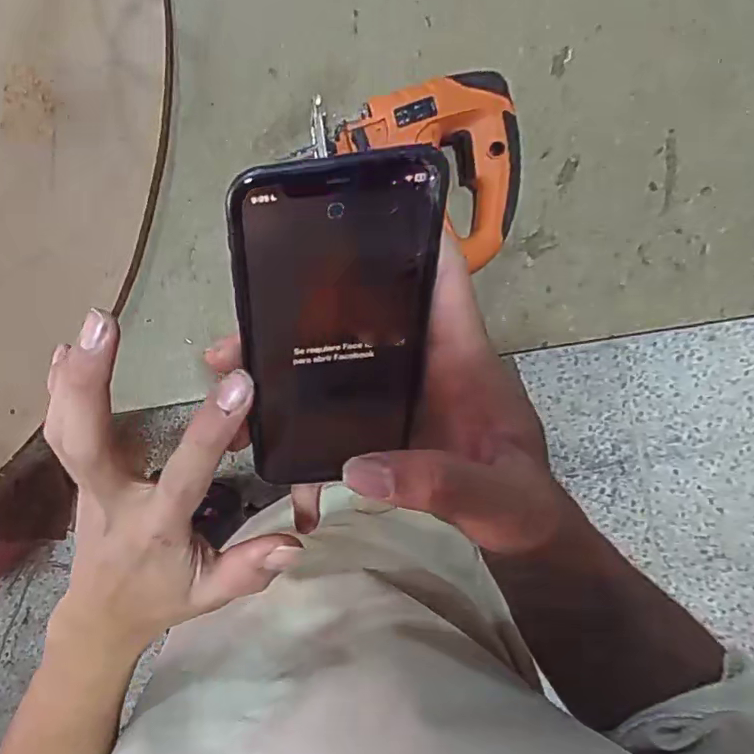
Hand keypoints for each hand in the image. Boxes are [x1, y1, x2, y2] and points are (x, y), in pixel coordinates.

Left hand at [44, 309, 303, 659]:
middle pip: (85, 443)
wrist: (101, 613)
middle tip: (101, 324)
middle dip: (88, 382)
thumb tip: (293, 545)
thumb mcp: (209, 594)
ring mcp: (85, 487)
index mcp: (154, 525)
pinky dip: (58, 390)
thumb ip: (247, 570)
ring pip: (64, 432)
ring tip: (88, 324)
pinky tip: (62, 353)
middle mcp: (112, 500)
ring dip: (70, 377)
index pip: (184, 475)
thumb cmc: (159, 597)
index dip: (210, 432)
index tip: (237, 383)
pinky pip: (60, 432)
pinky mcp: (75, 477)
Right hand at [204, 234, 574, 554]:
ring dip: (281, 360)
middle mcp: (420, 364)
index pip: (439, 277)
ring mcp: (393, 395)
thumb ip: (440, 483)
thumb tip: (356, 470)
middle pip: (358, 314)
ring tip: (231, 368)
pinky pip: (324, 403)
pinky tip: (255, 421)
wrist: (518, 539)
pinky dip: (289, 407)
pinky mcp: (375, 426)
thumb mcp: (494, 498)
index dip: (408, 236)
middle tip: (244, 324)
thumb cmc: (522, 507)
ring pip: (330, 358)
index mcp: (459, 358)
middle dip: (299, 310)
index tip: (354, 215)